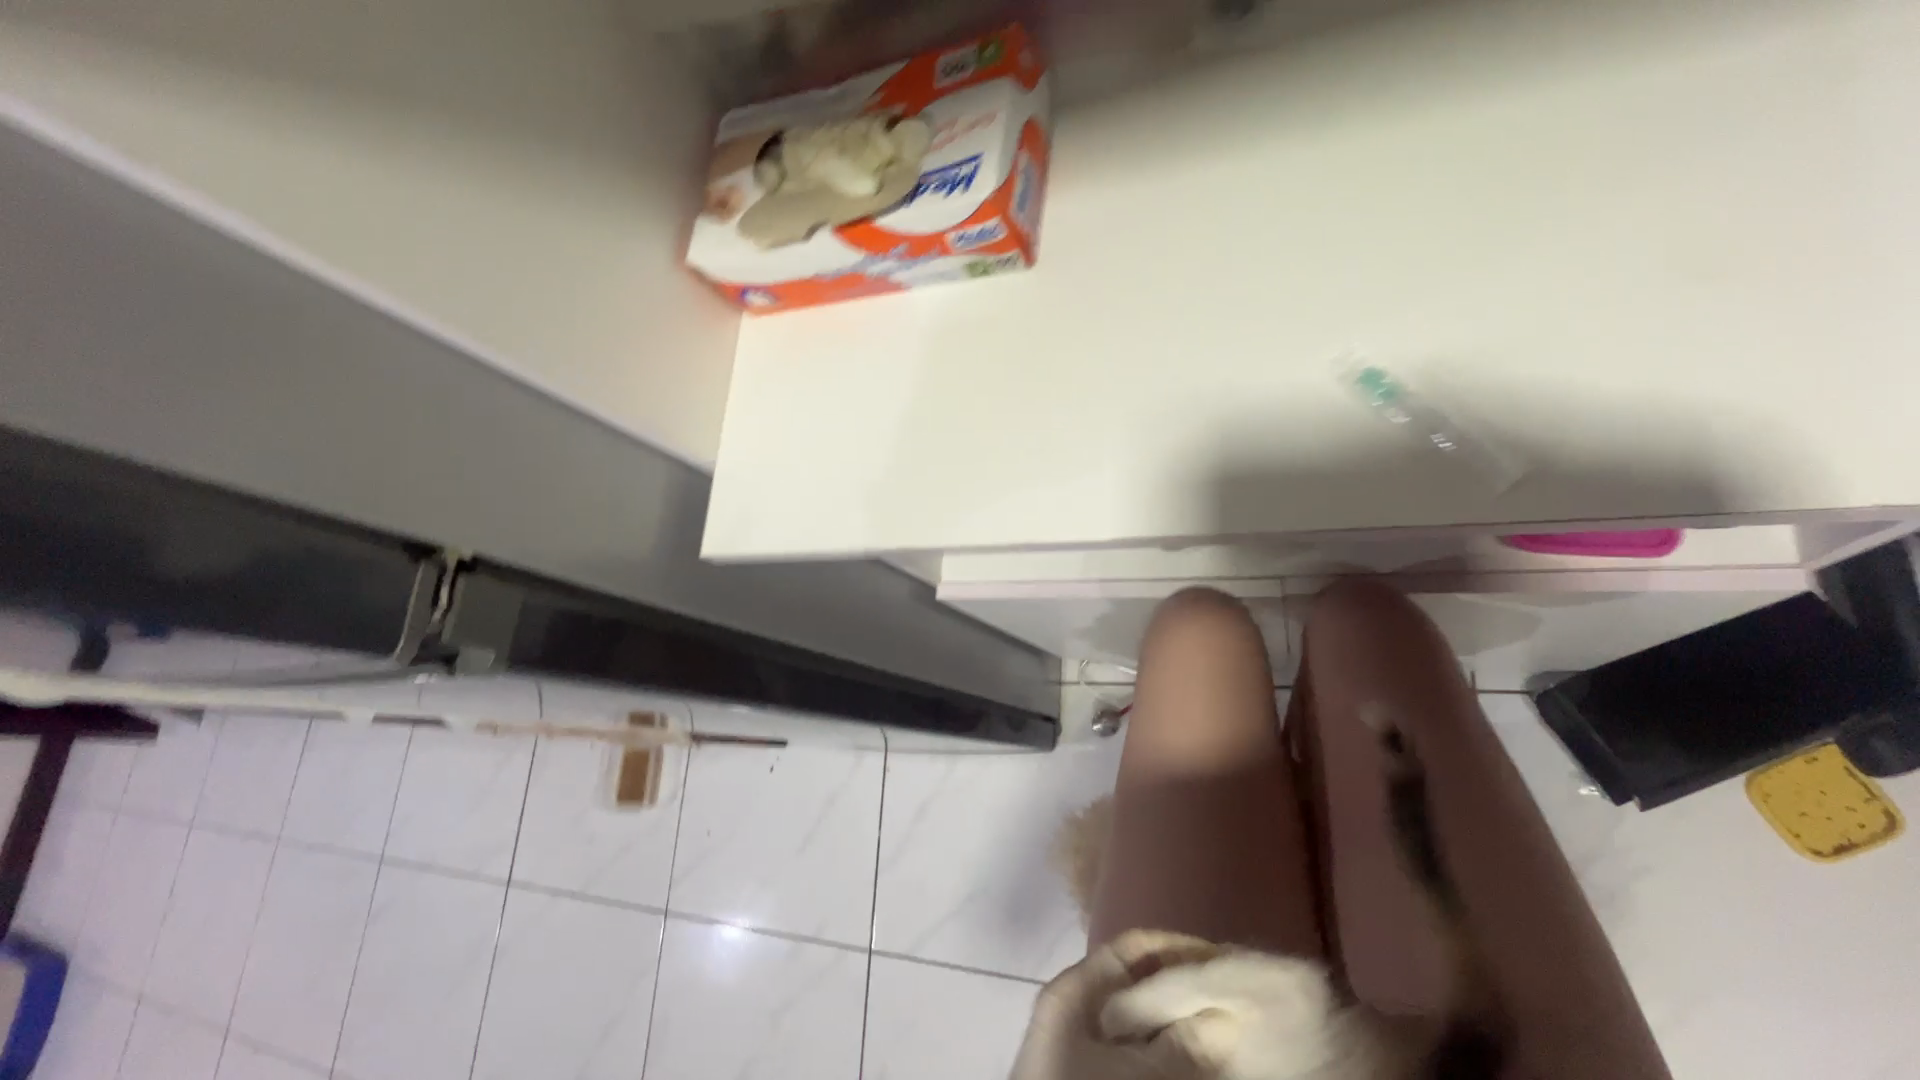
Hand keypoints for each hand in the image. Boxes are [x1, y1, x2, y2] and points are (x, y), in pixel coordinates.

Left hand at [1008, 930, 1244, 1079]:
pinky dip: (1161, 1049)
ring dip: (1175, 1022)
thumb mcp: (1138, 1073)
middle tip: (1230, 998)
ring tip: (1224, 1027)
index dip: (1176, 946)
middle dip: (1182, 988)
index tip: (1222, 960)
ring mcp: (1081, 1042)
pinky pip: (1132, 1048)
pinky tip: (1196, 1060)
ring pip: (1138, 1018)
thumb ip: (1182, 1045)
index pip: (1130, 946)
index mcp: (1075, 990)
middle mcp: (1076, 1006)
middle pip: (1136, 981)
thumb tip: (1226, 1017)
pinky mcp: (1090, 1068)